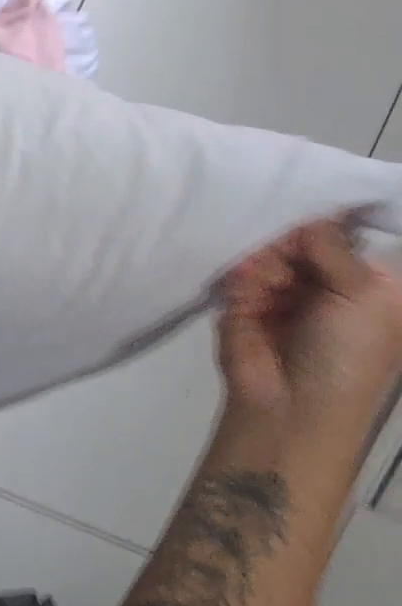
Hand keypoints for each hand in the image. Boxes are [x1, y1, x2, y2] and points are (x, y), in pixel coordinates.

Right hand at [218, 219, 401, 424]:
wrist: (292, 398)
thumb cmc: (349, 350)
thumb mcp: (362, 295)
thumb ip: (334, 249)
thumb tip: (312, 212)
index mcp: (369, 282)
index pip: (346, 236)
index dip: (327, 220)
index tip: (308, 207)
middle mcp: (326, 282)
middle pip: (300, 241)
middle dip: (287, 243)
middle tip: (283, 256)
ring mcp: (281, 290)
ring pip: (265, 253)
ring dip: (262, 264)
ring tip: (264, 285)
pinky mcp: (241, 299)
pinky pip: (236, 271)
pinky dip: (240, 277)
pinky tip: (246, 291)